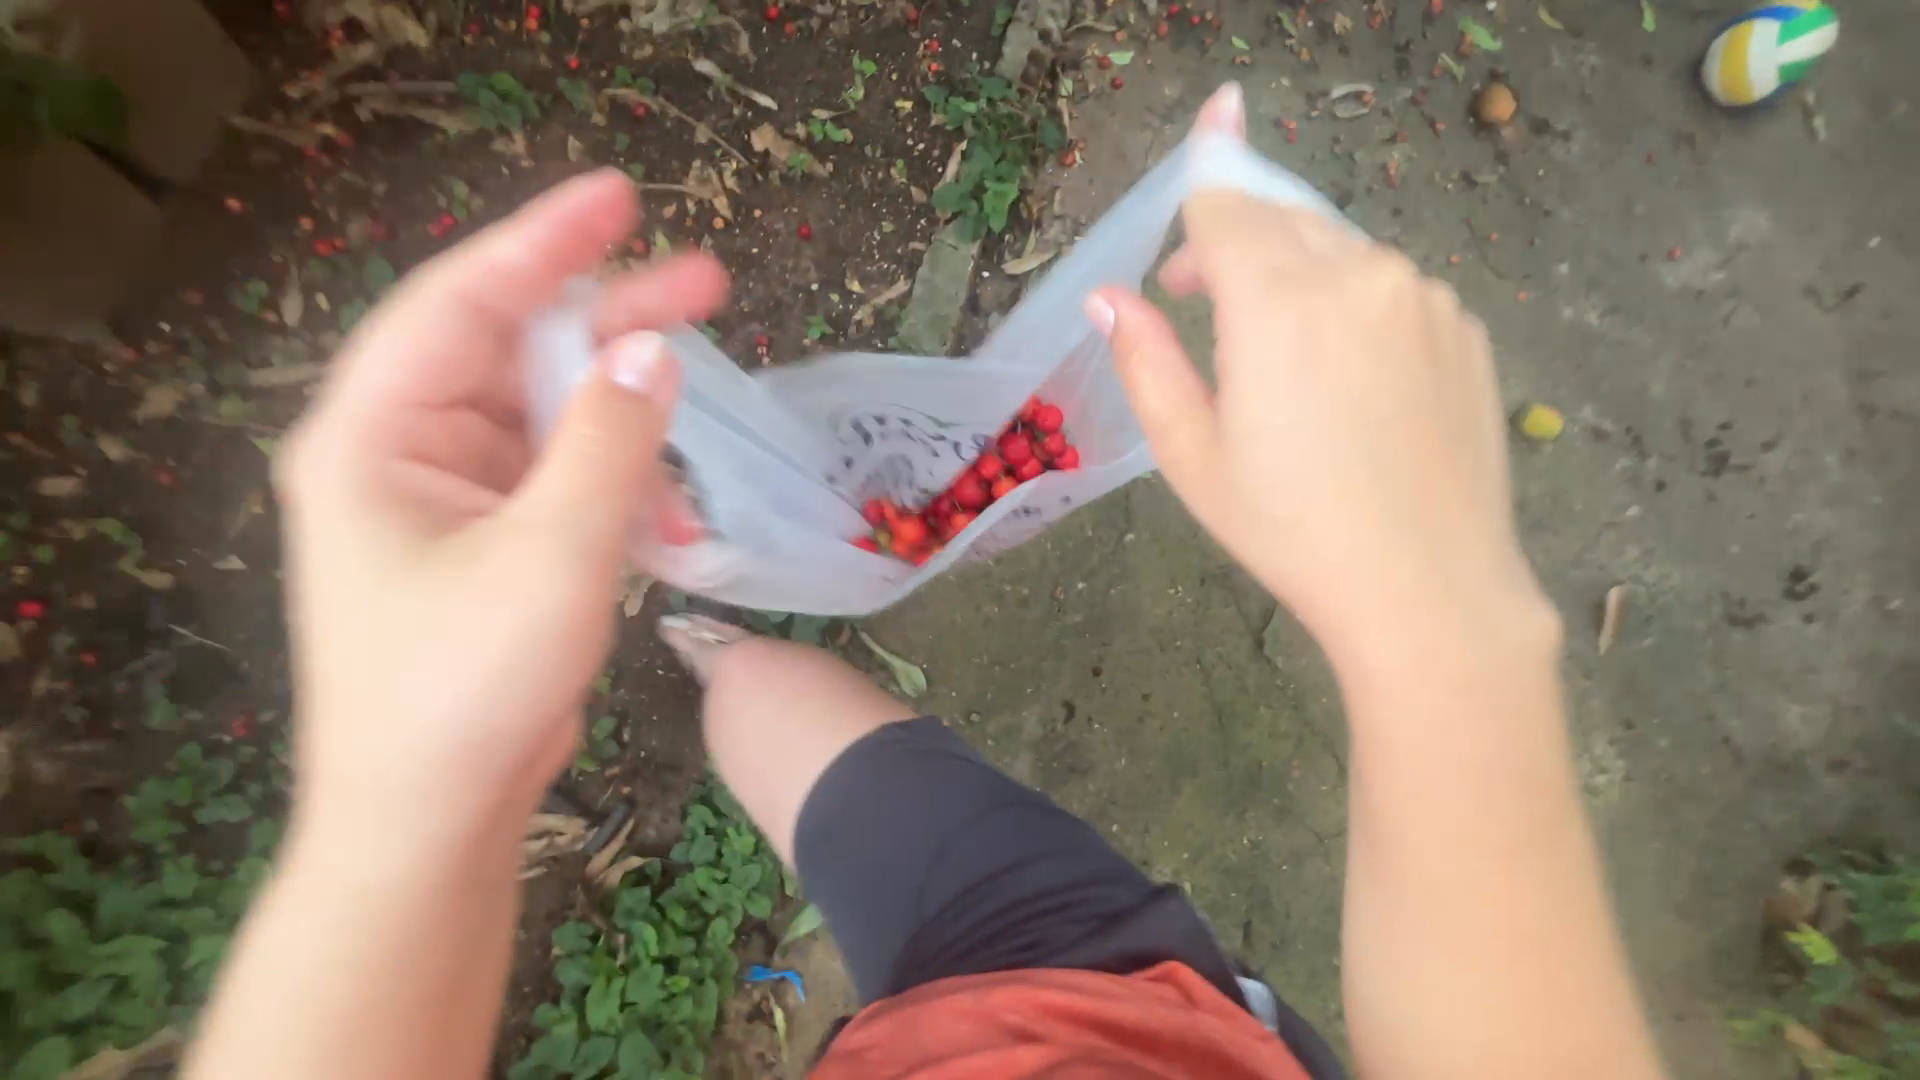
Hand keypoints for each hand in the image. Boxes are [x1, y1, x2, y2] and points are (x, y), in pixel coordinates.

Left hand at [275, 170, 727, 843]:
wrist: (436, 814)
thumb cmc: (471, 684)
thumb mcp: (554, 552)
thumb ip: (607, 441)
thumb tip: (655, 352)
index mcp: (378, 435)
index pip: (464, 301)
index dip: (546, 241)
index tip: (623, 199)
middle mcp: (408, 452)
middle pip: (520, 354)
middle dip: (614, 324)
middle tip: (707, 283)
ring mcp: (454, 499)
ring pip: (555, 421)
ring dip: (631, 428)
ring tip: (700, 436)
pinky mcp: (497, 540)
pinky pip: (569, 480)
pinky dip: (623, 488)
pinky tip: (670, 523)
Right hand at [1088, 86, 1552, 675]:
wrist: (1425, 586)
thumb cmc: (1286, 527)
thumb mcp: (1189, 453)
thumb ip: (1144, 360)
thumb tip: (1105, 297)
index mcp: (1279, 302)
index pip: (1225, 201)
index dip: (1192, 202)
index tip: (1176, 257)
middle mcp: (1360, 273)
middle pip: (1281, 215)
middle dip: (1231, 243)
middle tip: (1199, 305)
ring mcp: (1424, 295)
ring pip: (1337, 248)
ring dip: (1290, 275)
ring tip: (1272, 355)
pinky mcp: (1464, 325)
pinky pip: (1388, 286)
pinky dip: (1348, 303)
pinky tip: (1343, 381)